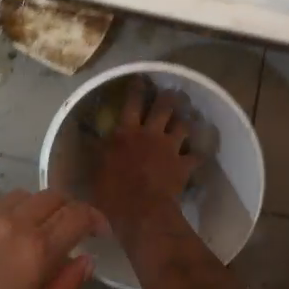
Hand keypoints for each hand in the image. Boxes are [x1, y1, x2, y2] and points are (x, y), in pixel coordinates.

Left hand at [0, 189, 103, 288]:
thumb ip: (67, 288)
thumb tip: (85, 259)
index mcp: (35, 249)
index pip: (76, 216)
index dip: (95, 219)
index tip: (101, 232)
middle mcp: (10, 224)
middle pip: (51, 197)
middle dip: (69, 209)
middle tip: (75, 230)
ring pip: (22, 195)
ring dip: (38, 207)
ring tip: (40, 231)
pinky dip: (10, 211)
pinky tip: (7, 234)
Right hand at [93, 77, 198, 228]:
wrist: (141, 211)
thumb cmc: (112, 190)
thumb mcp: (95, 167)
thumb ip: (95, 149)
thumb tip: (86, 134)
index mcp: (127, 132)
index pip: (132, 102)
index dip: (137, 88)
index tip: (142, 78)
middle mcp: (150, 134)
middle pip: (163, 108)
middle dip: (168, 97)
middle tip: (173, 91)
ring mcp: (169, 148)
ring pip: (182, 126)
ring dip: (185, 120)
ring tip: (189, 115)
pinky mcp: (183, 165)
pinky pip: (196, 156)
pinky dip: (198, 153)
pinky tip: (201, 151)